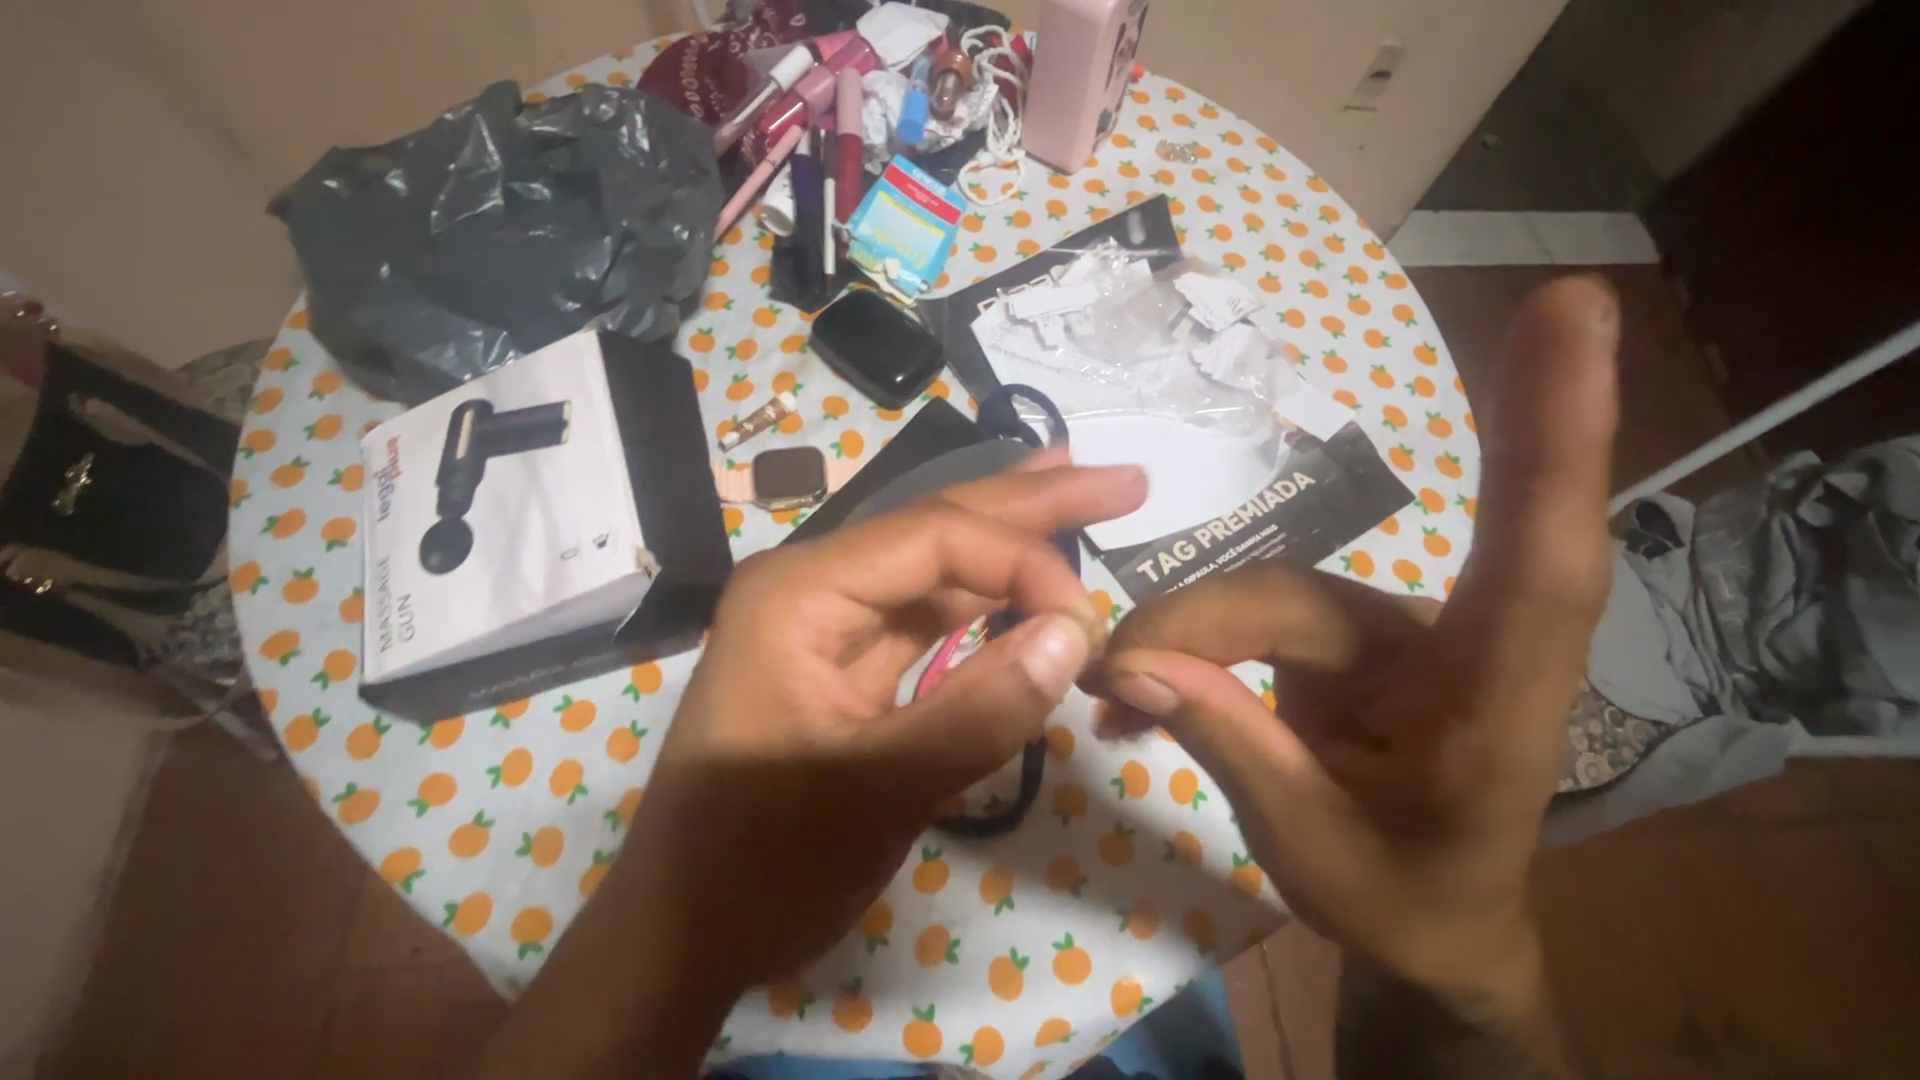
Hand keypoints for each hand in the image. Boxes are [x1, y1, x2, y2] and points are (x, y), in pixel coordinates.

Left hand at [481, 451, 1147, 1078]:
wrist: (680, 934)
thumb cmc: (757, 865)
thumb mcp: (875, 793)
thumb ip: (978, 709)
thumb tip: (1075, 633)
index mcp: (800, 593)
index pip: (934, 538)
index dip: (1023, 563)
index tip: (1089, 622)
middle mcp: (812, 587)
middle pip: (936, 527)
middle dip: (1030, 502)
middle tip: (1121, 477)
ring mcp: (826, 626)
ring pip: (934, 569)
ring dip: (1009, 540)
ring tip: (1078, 493)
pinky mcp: (843, 666)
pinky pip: (924, 620)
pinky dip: (982, 602)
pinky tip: (1021, 581)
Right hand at [1087, 277, 1618, 1000]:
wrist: (1430, 925)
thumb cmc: (1398, 893)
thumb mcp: (1305, 839)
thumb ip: (1224, 739)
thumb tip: (1123, 664)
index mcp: (1492, 706)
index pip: (1539, 561)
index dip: (1554, 434)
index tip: (1569, 308)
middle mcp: (1450, 645)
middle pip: (1302, 596)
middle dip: (1199, 630)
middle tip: (1110, 680)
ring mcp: (1391, 636)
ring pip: (1265, 601)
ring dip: (1182, 642)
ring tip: (1115, 695)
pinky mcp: (1343, 638)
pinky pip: (1254, 618)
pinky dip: (1192, 648)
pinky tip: (1144, 684)